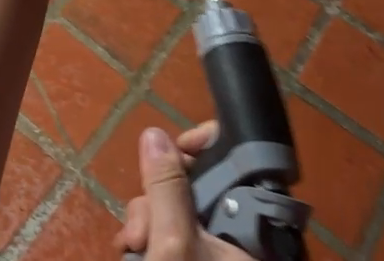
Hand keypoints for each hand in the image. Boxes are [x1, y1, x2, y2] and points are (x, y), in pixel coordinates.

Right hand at [117, 124, 251, 259]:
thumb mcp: (173, 240)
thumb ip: (166, 187)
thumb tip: (154, 134)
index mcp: (249, 225)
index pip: (234, 166)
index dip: (204, 146)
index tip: (178, 144)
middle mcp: (234, 231)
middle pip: (191, 187)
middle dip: (156, 198)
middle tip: (142, 225)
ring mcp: (212, 246)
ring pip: (173, 207)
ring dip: (146, 221)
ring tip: (135, 243)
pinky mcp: (192, 255)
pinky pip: (167, 229)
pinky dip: (148, 235)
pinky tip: (135, 248)